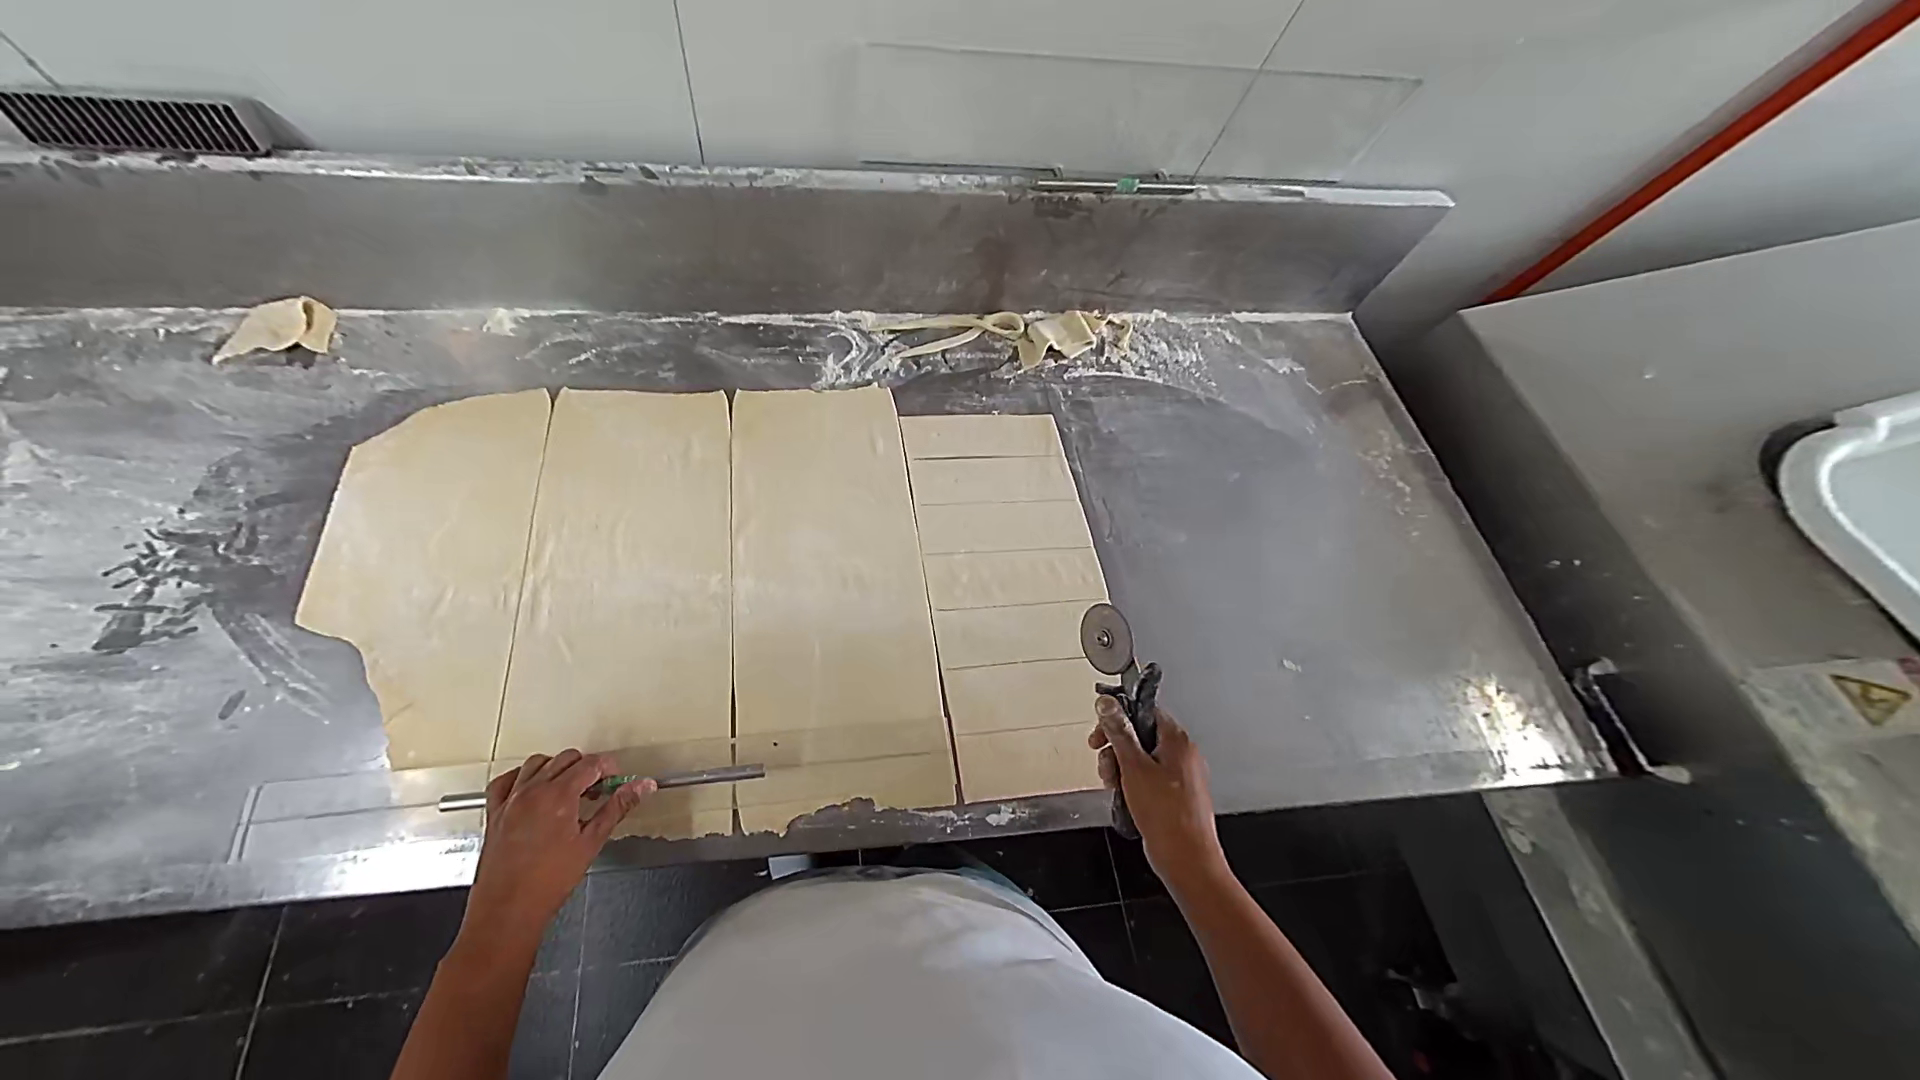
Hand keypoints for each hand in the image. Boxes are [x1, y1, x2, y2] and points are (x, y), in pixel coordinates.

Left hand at [461, 750, 654, 946]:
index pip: (591, 764)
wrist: (508, 911)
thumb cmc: (547, 882)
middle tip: (598, 787)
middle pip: (566, 759)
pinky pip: (505, 781)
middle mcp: (532, 792)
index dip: (609, 768)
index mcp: (558, 796)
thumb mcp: (592, 841)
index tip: (616, 779)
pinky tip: (532, 789)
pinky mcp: (495, 814)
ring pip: (536, 763)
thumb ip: (618, 807)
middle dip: (586, 767)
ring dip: (556, 768)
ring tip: (569, 787)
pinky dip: (521, 778)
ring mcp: (510, 801)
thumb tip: (641, 787)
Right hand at [1089, 696, 1225, 890]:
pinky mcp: (1175, 795)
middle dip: (1116, 749)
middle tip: (1106, 764)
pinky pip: (1148, 778)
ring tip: (1114, 786)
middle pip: (1140, 736)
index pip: (1144, 711)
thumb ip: (1119, 732)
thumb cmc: (1167, 815)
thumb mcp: (1133, 766)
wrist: (1187, 859)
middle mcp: (1182, 754)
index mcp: (1177, 741)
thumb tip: (1107, 704)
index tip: (1101, 735)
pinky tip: (1125, 798)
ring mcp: (1180, 776)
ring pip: (1142, 758)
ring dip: (1121, 768)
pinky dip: (1132, 784)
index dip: (1118, 720)